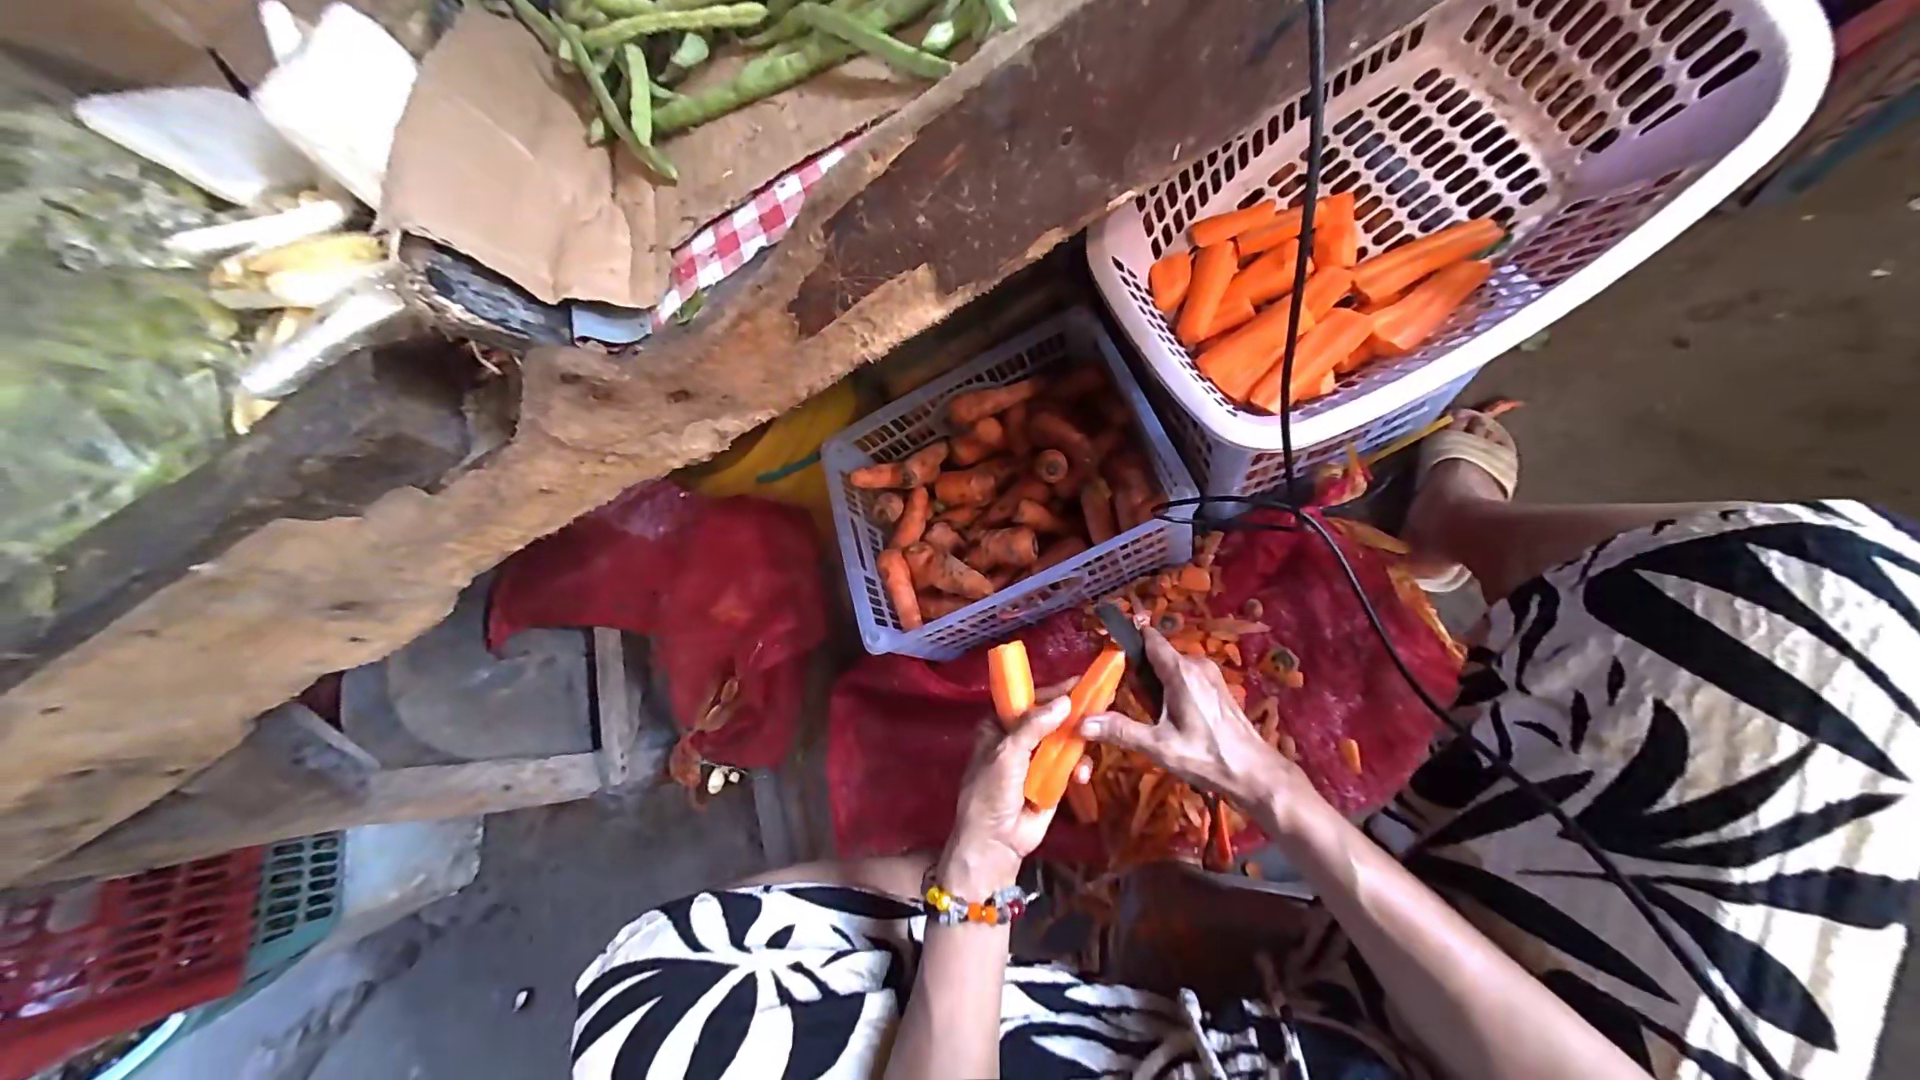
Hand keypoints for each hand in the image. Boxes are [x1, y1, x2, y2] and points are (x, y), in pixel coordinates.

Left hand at [939, 689, 1087, 898]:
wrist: (995, 843)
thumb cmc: (991, 792)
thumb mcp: (1008, 753)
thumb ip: (1034, 726)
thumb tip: (1065, 701)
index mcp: (999, 727)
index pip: (1029, 701)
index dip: (1053, 692)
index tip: (1079, 682)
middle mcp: (1019, 740)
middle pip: (1051, 720)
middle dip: (1072, 716)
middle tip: (1098, 707)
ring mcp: (1036, 761)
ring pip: (1065, 742)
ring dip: (1079, 743)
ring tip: (1091, 740)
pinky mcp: (1052, 782)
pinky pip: (1071, 766)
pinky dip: (1079, 767)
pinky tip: (1083, 774)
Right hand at [1079, 628, 1325, 830]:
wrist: (1256, 774)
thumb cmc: (1207, 757)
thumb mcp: (1159, 747)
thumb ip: (1121, 731)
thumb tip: (1082, 722)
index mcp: (1180, 671)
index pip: (1150, 639)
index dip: (1129, 638)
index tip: (1108, 646)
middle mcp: (1196, 665)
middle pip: (1158, 656)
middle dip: (1140, 671)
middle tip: (1127, 698)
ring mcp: (1211, 675)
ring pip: (1173, 668)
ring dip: (1157, 683)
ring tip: (1149, 714)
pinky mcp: (1219, 688)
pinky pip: (1187, 677)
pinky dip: (1173, 689)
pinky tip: (1172, 718)